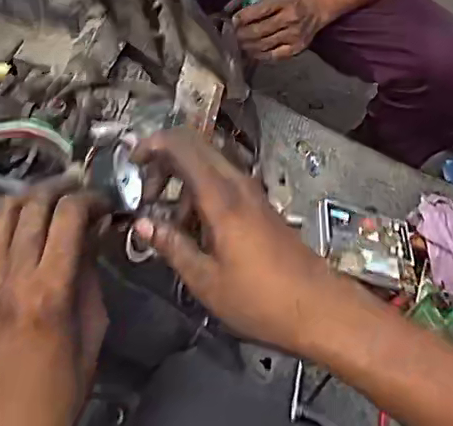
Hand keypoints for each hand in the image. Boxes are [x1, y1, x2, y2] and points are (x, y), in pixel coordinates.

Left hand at [0, 187, 107, 425]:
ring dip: (32, 196)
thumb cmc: (59, 392)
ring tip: (53, 197)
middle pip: (33, 202)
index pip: (68, 215)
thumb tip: (93, 233)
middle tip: (80, 186)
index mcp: (48, 289)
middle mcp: (12, 276)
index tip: (104, 201)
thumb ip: (90, 277)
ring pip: (3, 213)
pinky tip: (30, 241)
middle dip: (61, 186)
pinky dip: (14, 230)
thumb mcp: (91, 334)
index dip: (90, 198)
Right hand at [131, 130, 356, 356]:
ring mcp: (249, 189)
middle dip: (162, 159)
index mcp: (220, 195)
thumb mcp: (206, 281)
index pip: (180, 144)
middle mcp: (235, 181)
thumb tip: (142, 222)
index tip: (132, 162)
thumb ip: (172, 246)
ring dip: (180, 178)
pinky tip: (195, 228)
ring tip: (168, 218)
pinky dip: (198, 190)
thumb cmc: (262, 299)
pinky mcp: (257, 202)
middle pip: (193, 144)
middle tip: (146, 191)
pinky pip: (220, 179)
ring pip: (206, 161)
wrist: (321, 308)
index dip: (151, 144)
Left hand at [233, 0, 325, 60]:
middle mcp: (289, 20)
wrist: (316, 10)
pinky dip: (260, 55)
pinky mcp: (297, 49)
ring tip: (239, 45)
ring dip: (248, 46)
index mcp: (283, 3)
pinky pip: (275, 56)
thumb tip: (237, 17)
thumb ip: (258, 6)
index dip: (243, 18)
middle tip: (233, 36)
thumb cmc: (291, 2)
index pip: (259, 12)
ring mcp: (294, 36)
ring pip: (264, 45)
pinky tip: (252, 53)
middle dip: (242, 34)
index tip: (233, 21)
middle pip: (259, 31)